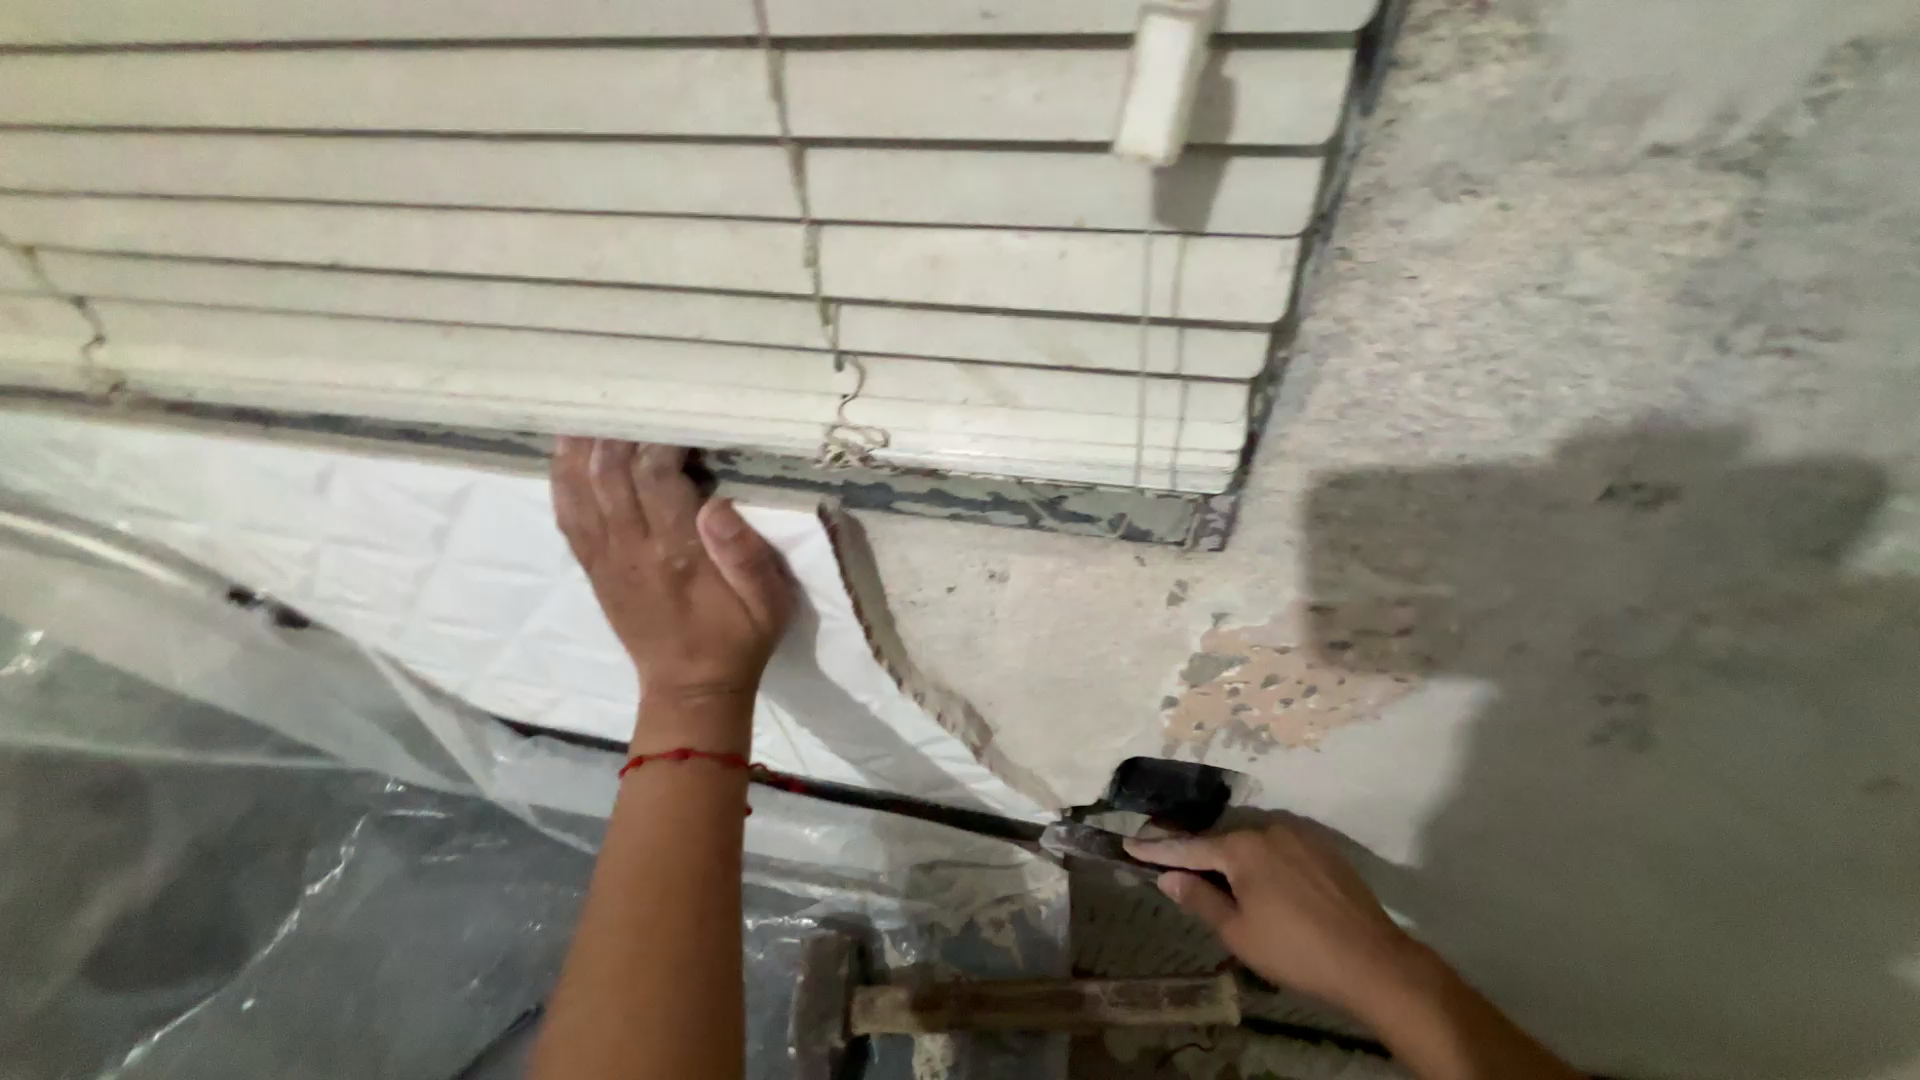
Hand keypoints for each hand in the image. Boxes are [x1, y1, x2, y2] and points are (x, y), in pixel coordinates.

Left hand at [551, 438, 793, 744]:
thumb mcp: (768, 603)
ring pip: (579, 492)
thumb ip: (746, 554)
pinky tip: (566, 454)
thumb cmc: (738, 640)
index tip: (680, 425)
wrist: (691, 688)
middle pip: (608, 475)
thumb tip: (718, 503)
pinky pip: (568, 518)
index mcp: (679, 554)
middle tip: (633, 406)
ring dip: (580, 449)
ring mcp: (607, 560)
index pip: (655, 478)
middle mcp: (633, 550)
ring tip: (590, 413)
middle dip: (618, 434)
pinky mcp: (594, 571)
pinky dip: (561, 481)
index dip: (661, 443)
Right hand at [1126, 816, 1418, 1011]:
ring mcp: (1301, 836)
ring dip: (1236, 863)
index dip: (1157, 850)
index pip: (1188, 848)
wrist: (1374, 962)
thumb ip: (1199, 899)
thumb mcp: (1238, 933)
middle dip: (1200, 858)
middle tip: (1179, 873)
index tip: (1129, 844)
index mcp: (1241, 848)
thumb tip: (1168, 877)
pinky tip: (1269, 888)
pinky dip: (1266, 864)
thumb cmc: (1295, 951)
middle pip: (1222, 844)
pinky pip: (1281, 851)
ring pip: (1254, 846)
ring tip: (1227, 888)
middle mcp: (1268, 830)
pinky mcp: (1325, 850)